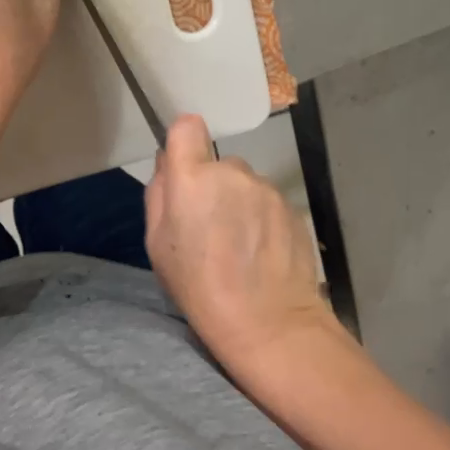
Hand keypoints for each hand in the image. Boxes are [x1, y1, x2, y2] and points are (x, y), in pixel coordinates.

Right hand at [145, 115, 338, 371]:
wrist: (268, 322)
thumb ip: (159, 195)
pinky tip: (260, 253)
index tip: (182, 167)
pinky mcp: (293, 207)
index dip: (183, 142)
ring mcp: (266, 189)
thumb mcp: (157, 244)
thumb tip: (168, 166)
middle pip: (216, 164)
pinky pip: (266, 203)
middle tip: (208, 227)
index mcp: (191, 178)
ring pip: (244, 185)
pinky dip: (261, 220)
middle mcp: (231, 173)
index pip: (187, 127)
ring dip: (238, 203)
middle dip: (210, 186)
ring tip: (238, 245)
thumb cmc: (198, 285)